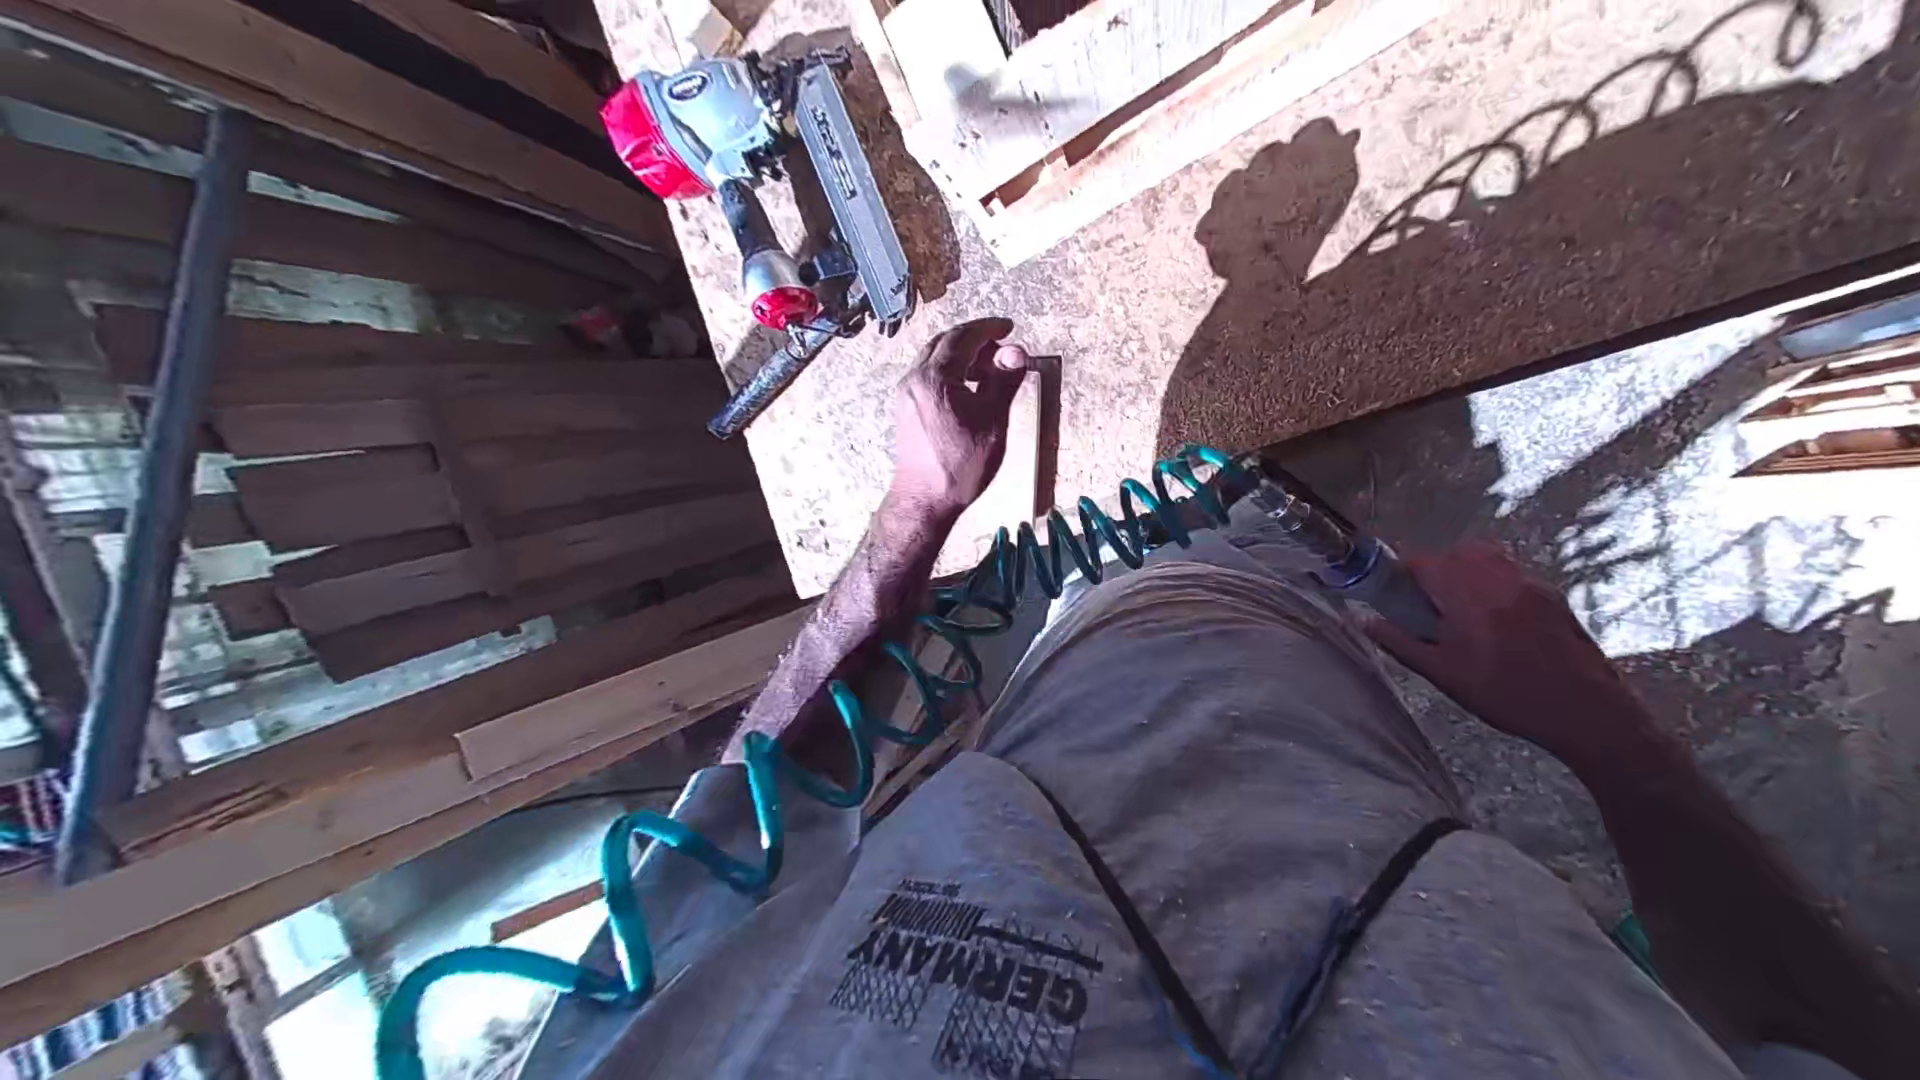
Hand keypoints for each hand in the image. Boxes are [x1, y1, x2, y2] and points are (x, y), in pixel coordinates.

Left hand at [889, 318, 1029, 519]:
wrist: (925, 499)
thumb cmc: (958, 467)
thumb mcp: (992, 422)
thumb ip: (1003, 382)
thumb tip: (1016, 353)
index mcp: (935, 379)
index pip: (963, 338)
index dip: (988, 329)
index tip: (1007, 328)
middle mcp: (914, 380)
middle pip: (945, 343)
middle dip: (975, 339)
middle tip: (1002, 346)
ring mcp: (906, 394)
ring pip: (935, 358)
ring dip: (962, 355)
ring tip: (990, 368)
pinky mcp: (906, 408)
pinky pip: (928, 375)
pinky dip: (950, 370)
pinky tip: (968, 386)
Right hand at [1366, 541, 1664, 768]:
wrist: (1588, 716)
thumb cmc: (1505, 694)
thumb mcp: (1440, 672)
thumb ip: (1398, 641)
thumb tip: (1364, 621)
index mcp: (1468, 593)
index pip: (1423, 562)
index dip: (1403, 574)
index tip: (1396, 595)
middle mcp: (1501, 579)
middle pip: (1460, 552)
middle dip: (1438, 569)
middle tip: (1429, 602)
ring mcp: (1533, 586)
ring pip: (1491, 559)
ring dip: (1469, 574)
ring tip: (1463, 610)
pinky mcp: (1556, 599)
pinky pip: (1515, 577)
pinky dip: (1497, 587)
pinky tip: (1497, 623)